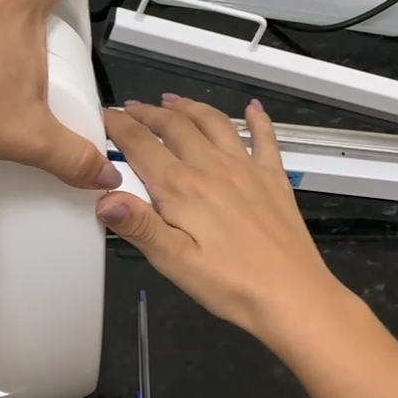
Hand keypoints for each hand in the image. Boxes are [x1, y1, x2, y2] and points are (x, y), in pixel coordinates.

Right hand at [99, 96, 353, 344]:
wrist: (292, 296)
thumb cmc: (230, 284)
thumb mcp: (173, 262)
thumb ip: (138, 225)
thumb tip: (104, 198)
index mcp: (182, 189)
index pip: (141, 145)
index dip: (119, 126)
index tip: (106, 117)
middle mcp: (212, 169)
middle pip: (175, 126)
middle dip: (149, 113)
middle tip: (132, 108)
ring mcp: (246, 169)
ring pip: (213, 123)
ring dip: (190, 107)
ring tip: (173, 101)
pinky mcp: (273, 179)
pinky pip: (264, 138)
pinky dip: (257, 119)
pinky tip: (253, 108)